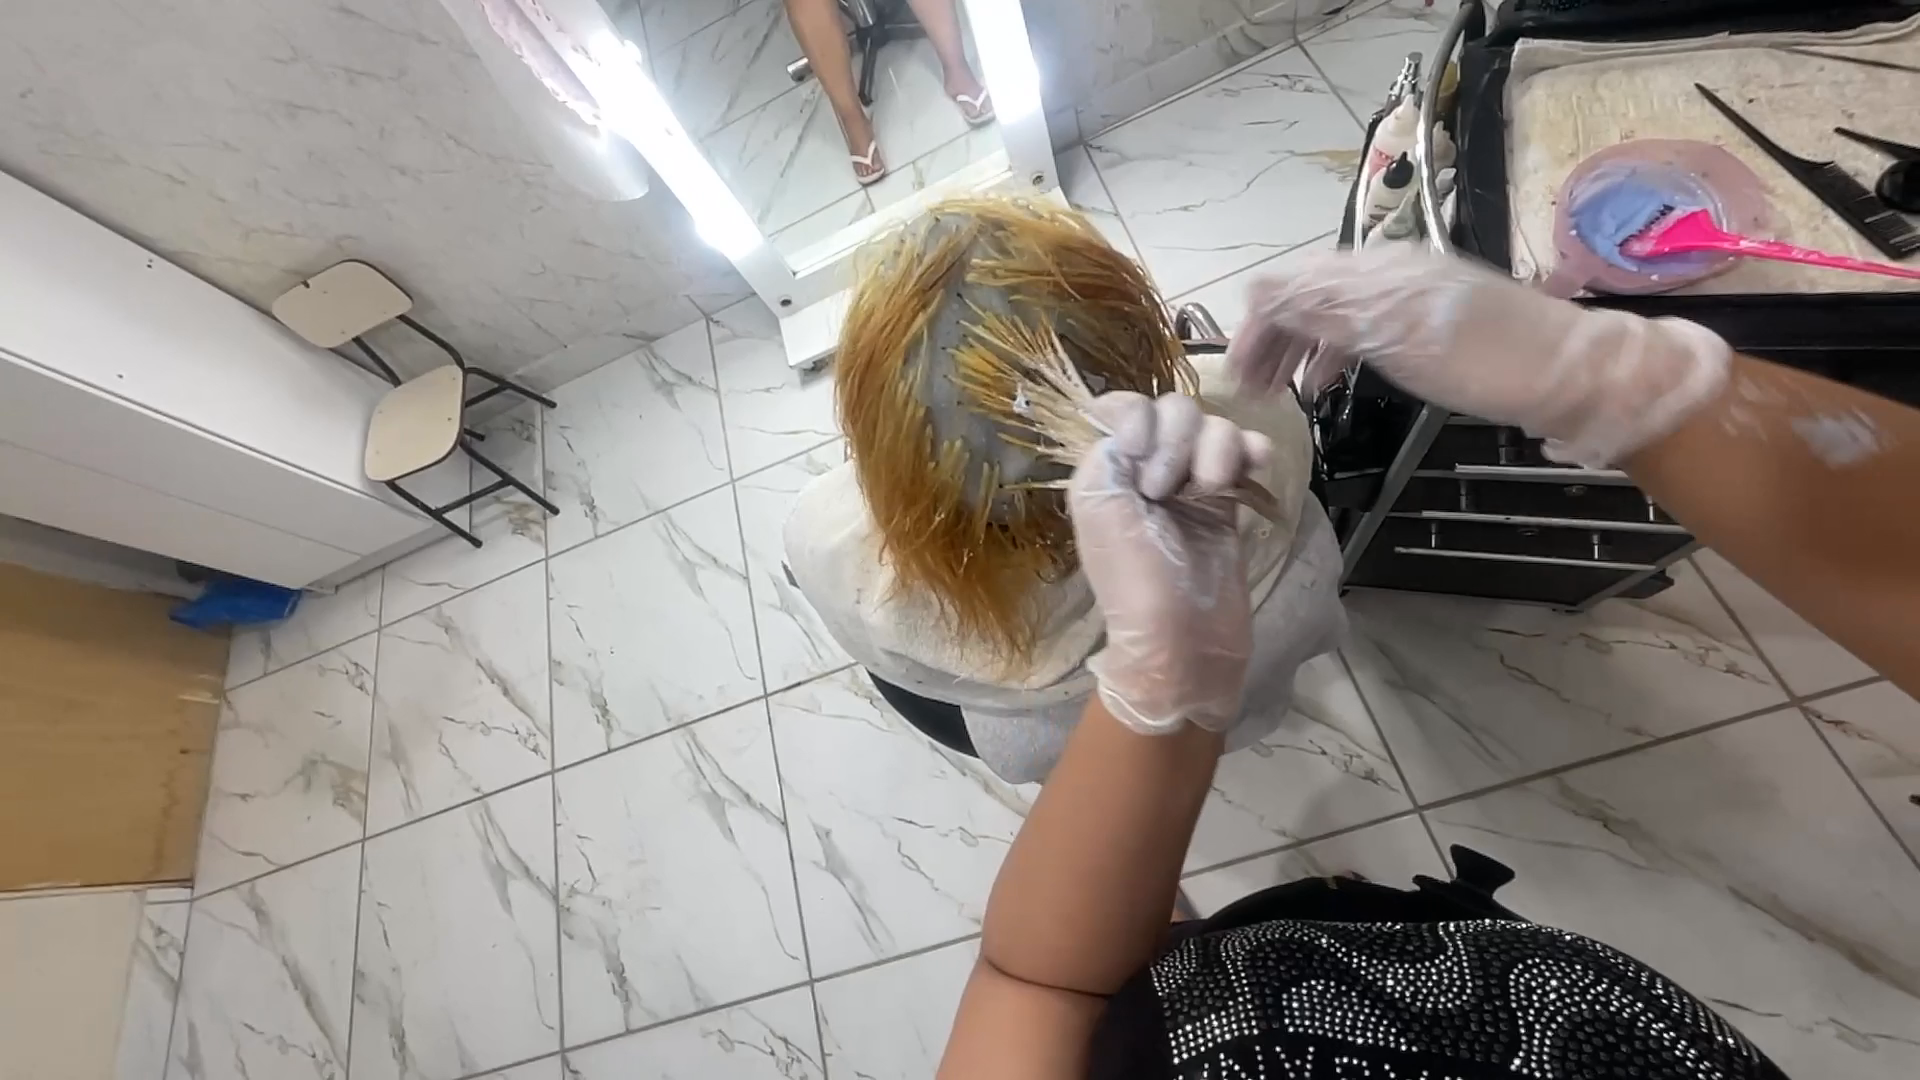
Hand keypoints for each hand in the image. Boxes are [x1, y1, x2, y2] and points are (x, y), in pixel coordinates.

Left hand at [1068, 392, 1270, 734]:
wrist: (1184, 638)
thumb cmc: (1133, 577)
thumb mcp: (1099, 506)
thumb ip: (1109, 450)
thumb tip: (1138, 422)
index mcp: (1109, 469)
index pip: (1124, 407)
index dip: (1137, 418)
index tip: (1139, 454)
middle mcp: (1148, 470)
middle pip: (1175, 410)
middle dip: (1175, 443)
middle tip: (1165, 493)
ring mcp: (1191, 483)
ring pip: (1215, 426)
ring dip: (1215, 452)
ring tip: (1207, 494)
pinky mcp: (1230, 501)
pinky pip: (1248, 452)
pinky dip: (1253, 452)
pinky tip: (1251, 472)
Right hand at [1226, 245, 1731, 465]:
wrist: (1570, 374)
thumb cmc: (1479, 361)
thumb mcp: (1393, 335)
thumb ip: (1324, 311)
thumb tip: (1260, 293)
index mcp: (1374, 270)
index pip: (1289, 285)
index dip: (1255, 327)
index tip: (1236, 374)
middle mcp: (1382, 273)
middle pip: (1301, 298)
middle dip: (1267, 340)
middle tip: (1248, 388)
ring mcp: (1401, 295)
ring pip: (1323, 316)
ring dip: (1291, 350)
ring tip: (1271, 391)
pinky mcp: (1416, 320)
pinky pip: (1352, 331)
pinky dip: (1324, 356)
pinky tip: (1315, 385)